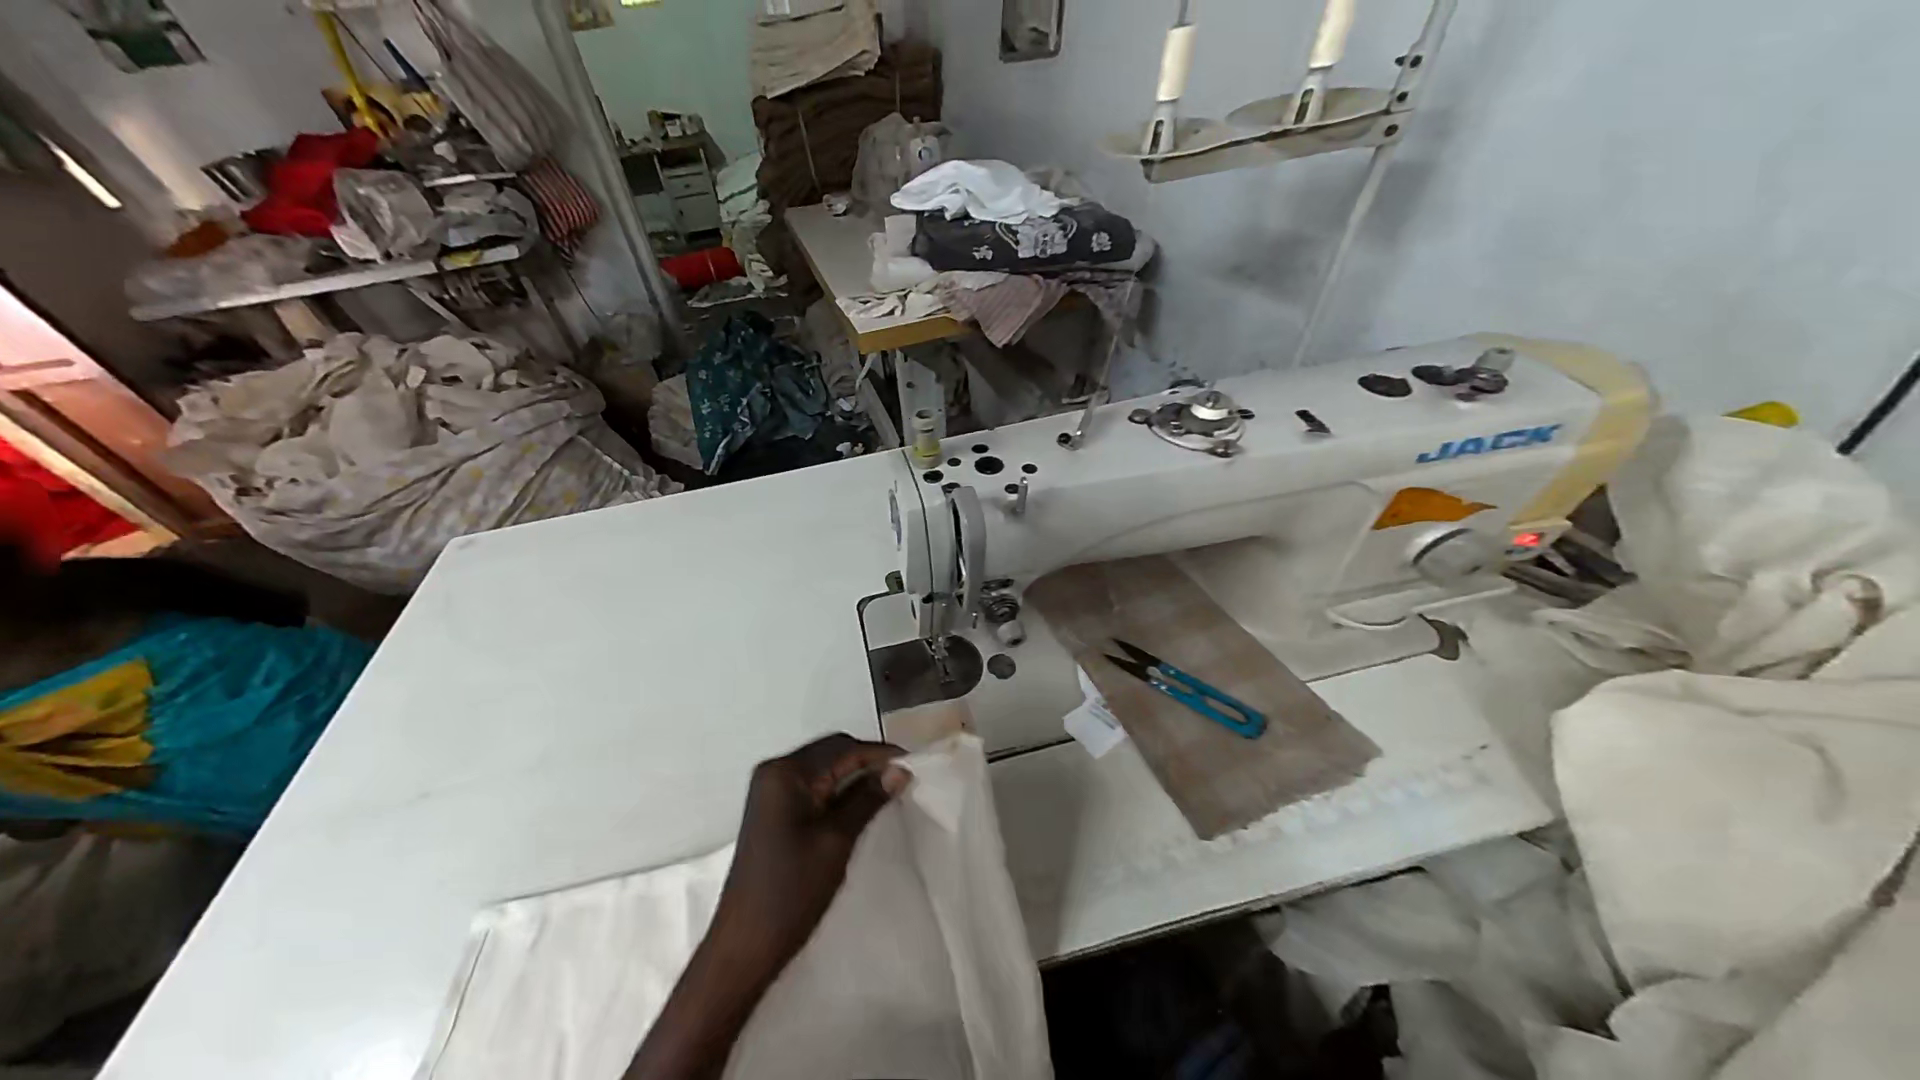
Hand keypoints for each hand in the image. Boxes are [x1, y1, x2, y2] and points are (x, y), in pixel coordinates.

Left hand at [710, 733, 908, 975]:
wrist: (744, 946)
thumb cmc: (791, 892)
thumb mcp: (837, 841)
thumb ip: (868, 798)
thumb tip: (899, 769)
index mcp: (785, 773)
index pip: (841, 747)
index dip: (879, 753)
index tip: (914, 764)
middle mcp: (774, 773)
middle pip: (830, 753)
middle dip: (867, 763)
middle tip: (904, 779)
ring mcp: (770, 793)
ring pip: (823, 770)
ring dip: (854, 778)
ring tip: (889, 791)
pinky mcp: (773, 813)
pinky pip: (813, 788)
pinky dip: (838, 793)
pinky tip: (861, 806)